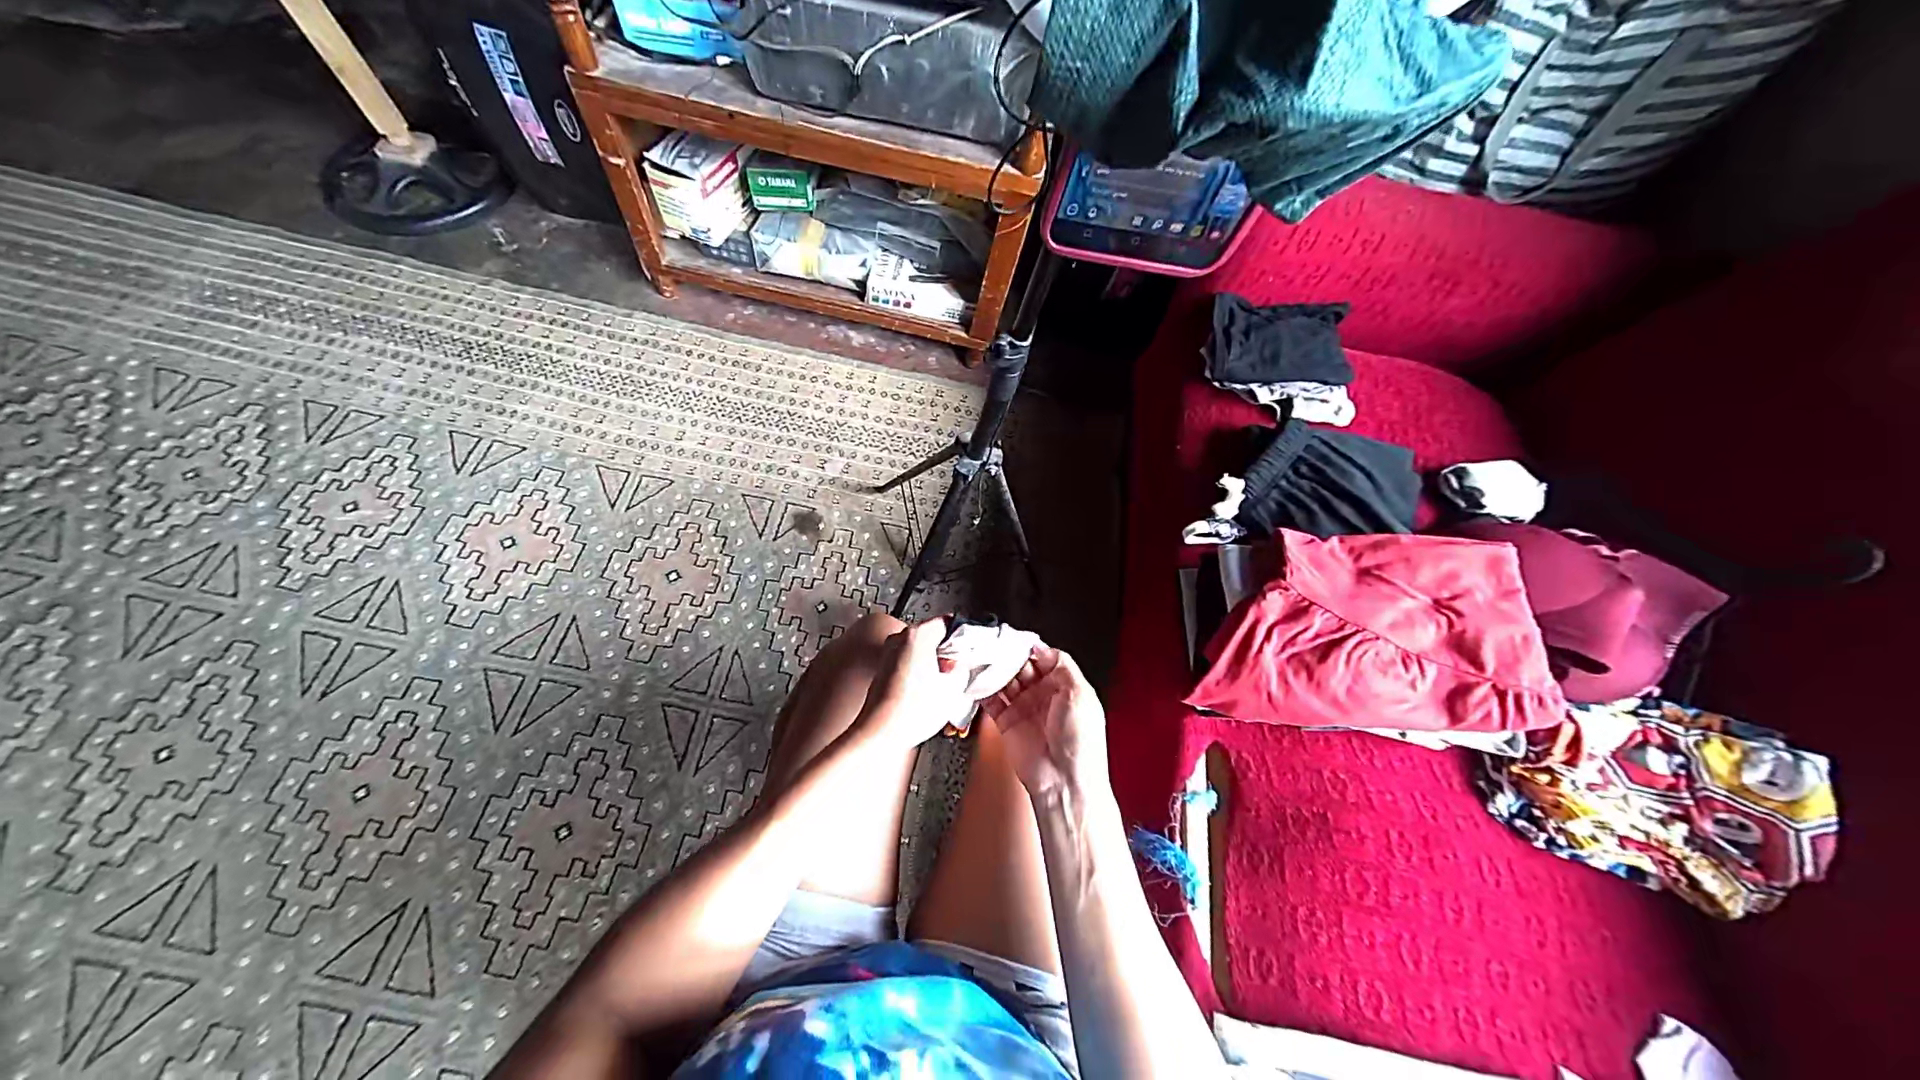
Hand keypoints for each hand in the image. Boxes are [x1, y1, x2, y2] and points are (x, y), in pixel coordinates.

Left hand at [852, 617, 972, 750]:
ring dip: (935, 662)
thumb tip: (965, 662)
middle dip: (950, 651)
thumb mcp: (954, 687)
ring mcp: (888, 654)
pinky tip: (929, 691)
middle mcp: (899, 639)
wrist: (880, 734)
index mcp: (917, 635)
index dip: (966, 635)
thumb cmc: (910, 711)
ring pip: (920, 650)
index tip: (974, 646)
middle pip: (933, 636)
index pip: (949, 622)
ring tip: (947, 683)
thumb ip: (965, 667)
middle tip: (963, 667)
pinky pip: (909, 663)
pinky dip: (921, 672)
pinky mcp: (883, 671)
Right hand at [981, 646, 1108, 802]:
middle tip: (995, 648)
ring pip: (1005, 681)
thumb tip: (1041, 647)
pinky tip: (977, 681)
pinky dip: (982, 691)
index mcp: (1065, 686)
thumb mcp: (1080, 694)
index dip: (1029, 648)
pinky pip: (992, 701)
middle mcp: (1044, 696)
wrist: (1064, 782)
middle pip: (1021, 667)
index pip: (1044, 658)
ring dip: (994, 671)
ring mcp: (1025, 709)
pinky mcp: (1007, 723)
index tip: (1015, 640)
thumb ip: (1062, 665)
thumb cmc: (1081, 744)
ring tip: (983, 661)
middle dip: (1009, 657)